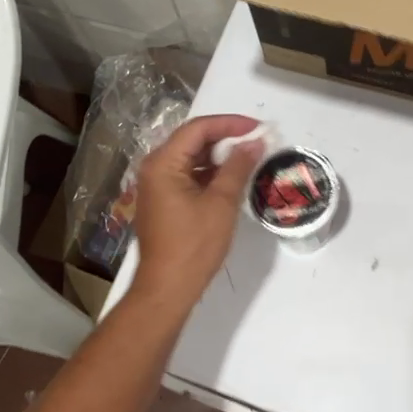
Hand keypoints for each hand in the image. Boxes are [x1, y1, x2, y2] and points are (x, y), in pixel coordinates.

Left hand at [129, 115, 264, 310]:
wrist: (168, 287)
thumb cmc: (194, 245)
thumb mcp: (221, 203)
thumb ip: (238, 167)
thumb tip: (254, 143)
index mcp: (163, 163)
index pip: (198, 129)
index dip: (230, 124)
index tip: (258, 128)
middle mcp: (154, 169)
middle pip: (192, 141)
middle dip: (225, 139)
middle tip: (256, 142)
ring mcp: (156, 187)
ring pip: (190, 160)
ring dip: (219, 158)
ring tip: (249, 160)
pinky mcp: (162, 202)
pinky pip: (187, 177)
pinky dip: (209, 175)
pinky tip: (231, 181)